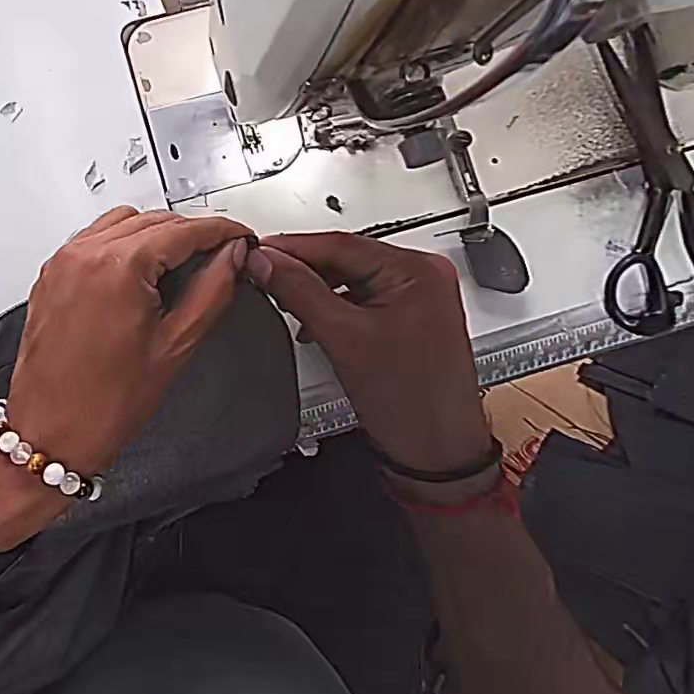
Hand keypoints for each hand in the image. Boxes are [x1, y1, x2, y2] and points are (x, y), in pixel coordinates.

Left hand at [0, 207, 253, 549]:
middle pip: (154, 218)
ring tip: (182, 263)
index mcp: (118, 268)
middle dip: (192, 231)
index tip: (237, 237)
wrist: (51, 432)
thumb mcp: (176, 345)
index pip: (184, 229)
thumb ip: (212, 290)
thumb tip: (230, 258)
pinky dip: (124, 241)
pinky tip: (141, 268)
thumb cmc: (102, 404)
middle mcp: (84, 256)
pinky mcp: (51, 274)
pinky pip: (94, 237)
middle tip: (219, 253)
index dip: (221, 230)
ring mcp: (63, 263)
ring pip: (123, 221)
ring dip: (157, 232)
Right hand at [247, 232, 491, 474]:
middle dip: (300, 266)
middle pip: (344, 257)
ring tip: (280, 292)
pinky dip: (329, 302)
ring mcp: (415, 296)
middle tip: (261, 269)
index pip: (340, 243)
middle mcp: (422, 276)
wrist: (436, 450)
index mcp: (417, 271)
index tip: (257, 250)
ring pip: (348, 277)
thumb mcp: (343, 338)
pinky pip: (358, 295)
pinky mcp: (405, 315)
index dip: (291, 247)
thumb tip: (268, 262)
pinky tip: (309, 315)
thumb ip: (299, 291)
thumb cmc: (413, 403)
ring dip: (313, 285)